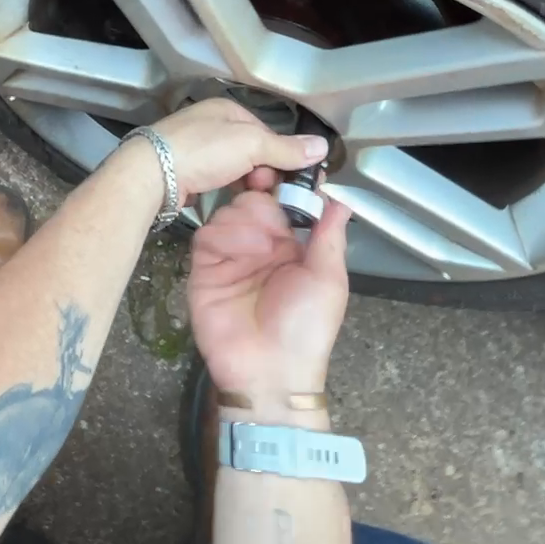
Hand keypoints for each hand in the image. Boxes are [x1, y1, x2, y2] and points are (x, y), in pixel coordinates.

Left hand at [140, 98, 329, 199]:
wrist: (151, 173)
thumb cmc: (202, 151)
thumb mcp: (250, 145)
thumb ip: (285, 148)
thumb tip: (322, 145)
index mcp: (226, 110)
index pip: (267, 132)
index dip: (280, 156)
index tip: (287, 179)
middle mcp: (210, 124)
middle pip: (251, 151)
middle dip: (262, 172)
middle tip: (262, 190)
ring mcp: (195, 148)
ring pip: (234, 168)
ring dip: (245, 183)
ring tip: (248, 198)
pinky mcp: (185, 170)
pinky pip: (216, 180)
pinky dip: (226, 189)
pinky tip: (229, 201)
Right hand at [187, 190, 352, 399]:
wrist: (268, 371)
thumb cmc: (306, 328)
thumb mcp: (328, 281)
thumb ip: (329, 235)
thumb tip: (340, 197)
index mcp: (292, 245)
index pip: (283, 202)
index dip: (282, 185)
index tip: (281, 172)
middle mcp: (260, 244)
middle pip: (253, 199)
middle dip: (262, 202)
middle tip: (272, 223)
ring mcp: (231, 253)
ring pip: (229, 210)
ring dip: (244, 222)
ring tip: (258, 249)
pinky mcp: (204, 265)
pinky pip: (207, 233)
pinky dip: (223, 236)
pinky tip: (236, 252)